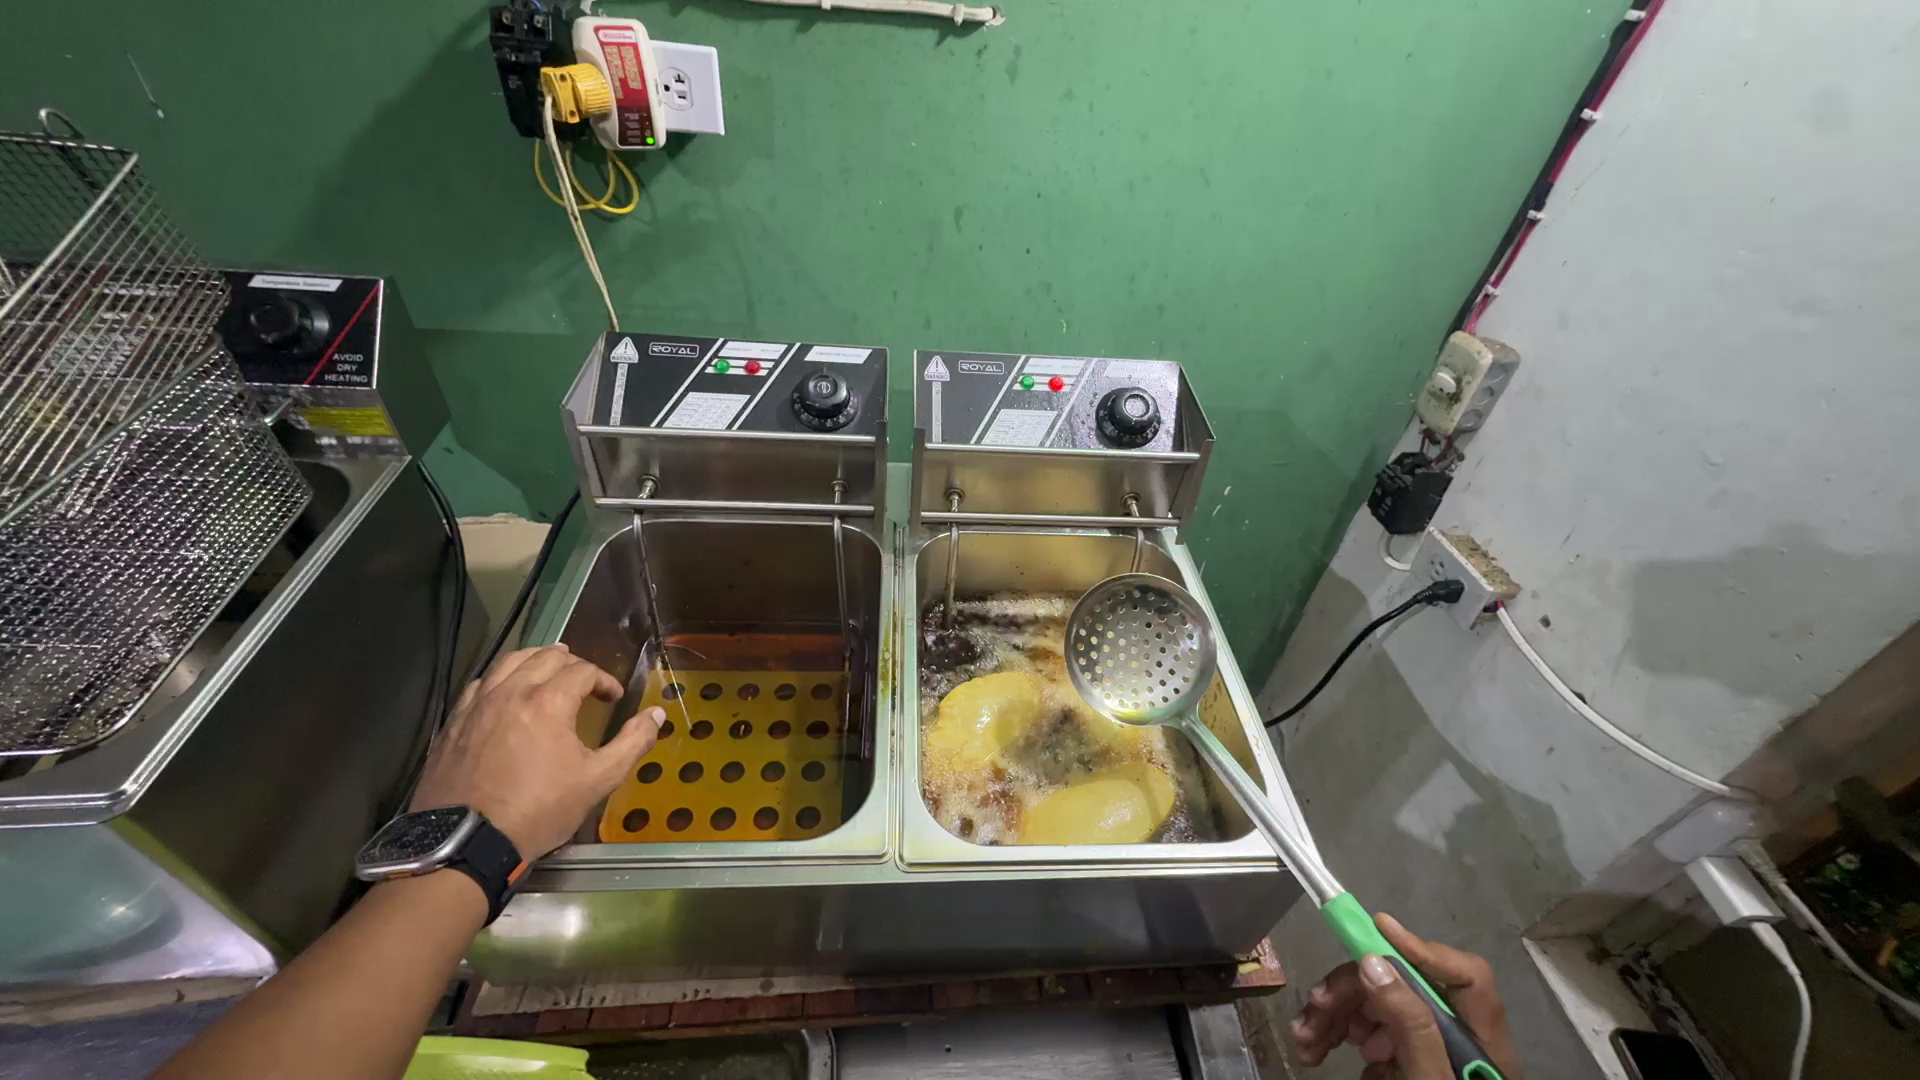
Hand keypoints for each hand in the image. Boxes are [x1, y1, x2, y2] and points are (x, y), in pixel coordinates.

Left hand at [410, 645, 663, 858]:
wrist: (466, 843)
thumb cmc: (539, 810)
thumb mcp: (598, 780)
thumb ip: (632, 743)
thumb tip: (656, 715)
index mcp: (549, 702)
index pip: (583, 671)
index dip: (604, 680)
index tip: (613, 698)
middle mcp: (511, 692)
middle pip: (545, 657)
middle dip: (572, 663)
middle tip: (585, 680)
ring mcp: (477, 706)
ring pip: (508, 662)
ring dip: (534, 659)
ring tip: (548, 667)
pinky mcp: (453, 723)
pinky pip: (478, 684)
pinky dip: (499, 678)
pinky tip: (505, 691)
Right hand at [1290, 913, 1520, 1078]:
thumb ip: (1409, 1027)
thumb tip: (1374, 959)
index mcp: (1481, 1046)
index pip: (1466, 977)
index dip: (1419, 948)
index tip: (1370, 931)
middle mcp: (1462, 1045)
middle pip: (1407, 988)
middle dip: (1353, 991)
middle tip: (1315, 1010)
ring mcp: (1434, 1060)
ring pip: (1382, 1011)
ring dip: (1336, 1017)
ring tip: (1306, 1041)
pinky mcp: (1409, 1072)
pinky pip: (1374, 1040)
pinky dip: (1342, 1039)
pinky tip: (1322, 1056)